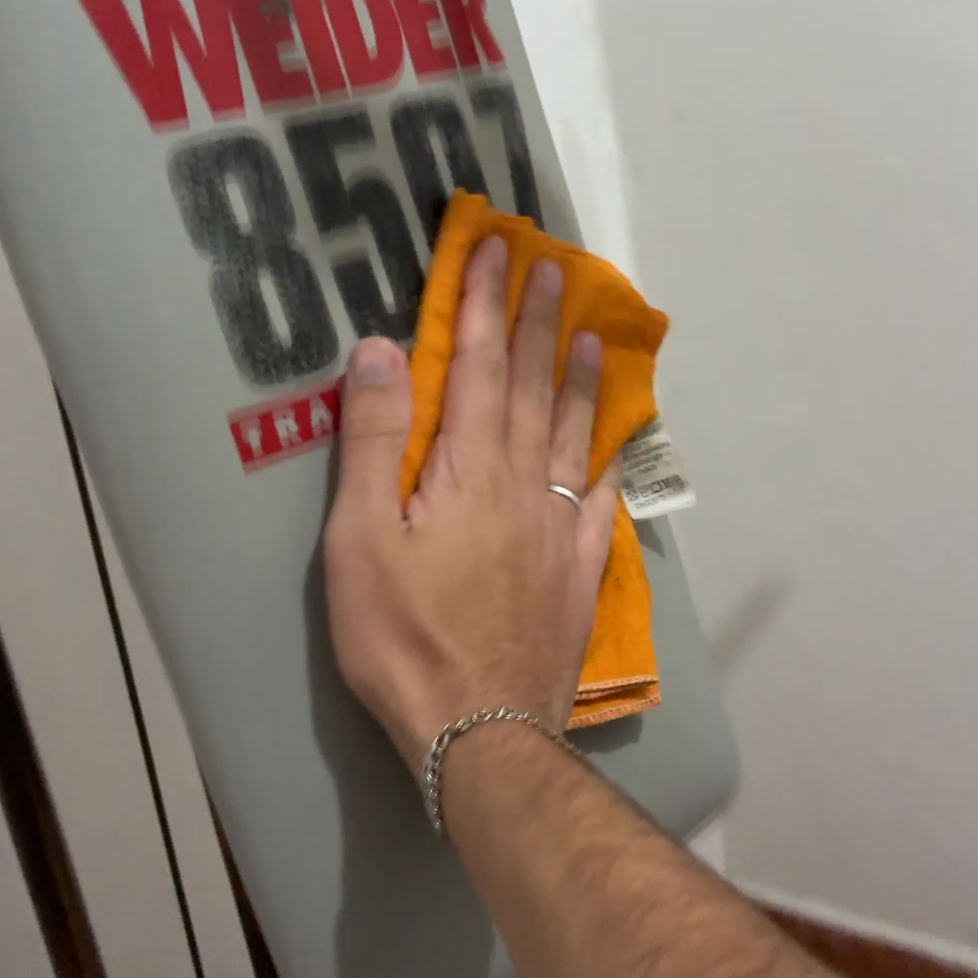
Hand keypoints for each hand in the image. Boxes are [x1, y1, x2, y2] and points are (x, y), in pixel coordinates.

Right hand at [324, 237, 622, 766]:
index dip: (483, 306)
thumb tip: (383, 349)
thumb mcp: (359, 539)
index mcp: (469, 470)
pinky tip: (618, 444)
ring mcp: (561, 527)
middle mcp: (525, 485)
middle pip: (532, 389)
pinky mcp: (581, 569)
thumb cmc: (403, 638)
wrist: (480, 724)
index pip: (476, 367)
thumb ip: (373, 441)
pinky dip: (609, 463)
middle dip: (539, 325)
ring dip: (580, 382)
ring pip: (575, 436)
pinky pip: (601, 501)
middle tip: (556, 272)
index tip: (495, 252)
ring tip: (594, 340)